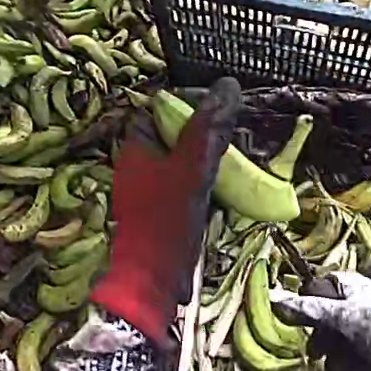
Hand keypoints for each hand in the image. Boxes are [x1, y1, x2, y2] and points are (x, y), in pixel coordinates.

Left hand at [89, 78, 239, 344]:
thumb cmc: (166, 222)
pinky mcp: (161, 209)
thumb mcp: (192, 169)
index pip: (159, 107)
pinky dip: (203, 178)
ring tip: (234, 155)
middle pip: (173, 132)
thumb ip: (208, 128)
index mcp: (136, 147)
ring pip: (181, 158)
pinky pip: (184, 181)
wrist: (153, 284)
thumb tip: (227, 85)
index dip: (187, 101)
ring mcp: (148, 187)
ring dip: (205, 155)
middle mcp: (138, 163)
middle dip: (202, 129)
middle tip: (232, 133)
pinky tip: (224, 182)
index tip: (219, 106)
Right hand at [273, 270, 370, 370]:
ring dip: (333, 366)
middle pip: (323, 323)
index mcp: (347, 287)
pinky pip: (352, 362)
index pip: (314, 291)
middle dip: (321, 346)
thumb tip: (274, 298)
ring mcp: (365, 329)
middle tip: (317, 358)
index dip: (304, 308)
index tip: (298, 325)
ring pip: (336, 346)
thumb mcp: (343, 317)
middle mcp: (354, 304)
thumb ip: (308, 309)